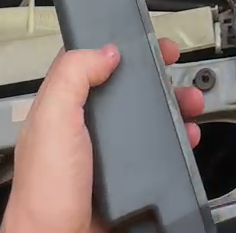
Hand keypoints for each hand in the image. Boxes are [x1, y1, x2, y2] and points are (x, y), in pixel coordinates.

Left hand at [2, 38, 204, 232]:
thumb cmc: (44, 195)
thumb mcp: (52, 121)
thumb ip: (73, 77)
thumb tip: (107, 51)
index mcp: (63, 109)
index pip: (91, 63)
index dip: (120, 46)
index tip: (148, 40)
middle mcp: (86, 129)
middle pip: (127, 87)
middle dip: (156, 74)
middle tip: (176, 66)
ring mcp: (108, 154)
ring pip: (148, 117)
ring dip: (174, 104)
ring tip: (191, 102)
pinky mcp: (127, 179)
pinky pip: (159, 151)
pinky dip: (179, 139)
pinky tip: (187, 136)